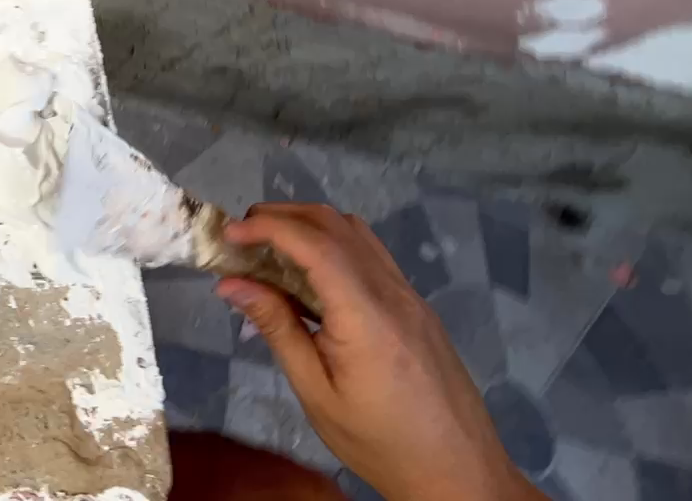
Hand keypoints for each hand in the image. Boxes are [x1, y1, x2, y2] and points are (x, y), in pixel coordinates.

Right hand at [215, 204, 545, 500]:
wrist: (464, 478)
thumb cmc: (381, 443)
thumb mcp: (316, 392)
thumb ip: (276, 328)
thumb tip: (229, 283)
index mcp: (366, 316)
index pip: (314, 244)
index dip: (266, 227)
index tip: (227, 235)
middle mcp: (391, 292)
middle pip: (331, 223)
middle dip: (279, 216)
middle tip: (241, 238)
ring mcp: (408, 294)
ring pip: (352, 229)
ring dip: (304, 223)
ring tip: (269, 249)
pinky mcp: (414, 303)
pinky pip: (368, 251)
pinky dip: (329, 241)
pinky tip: (309, 273)